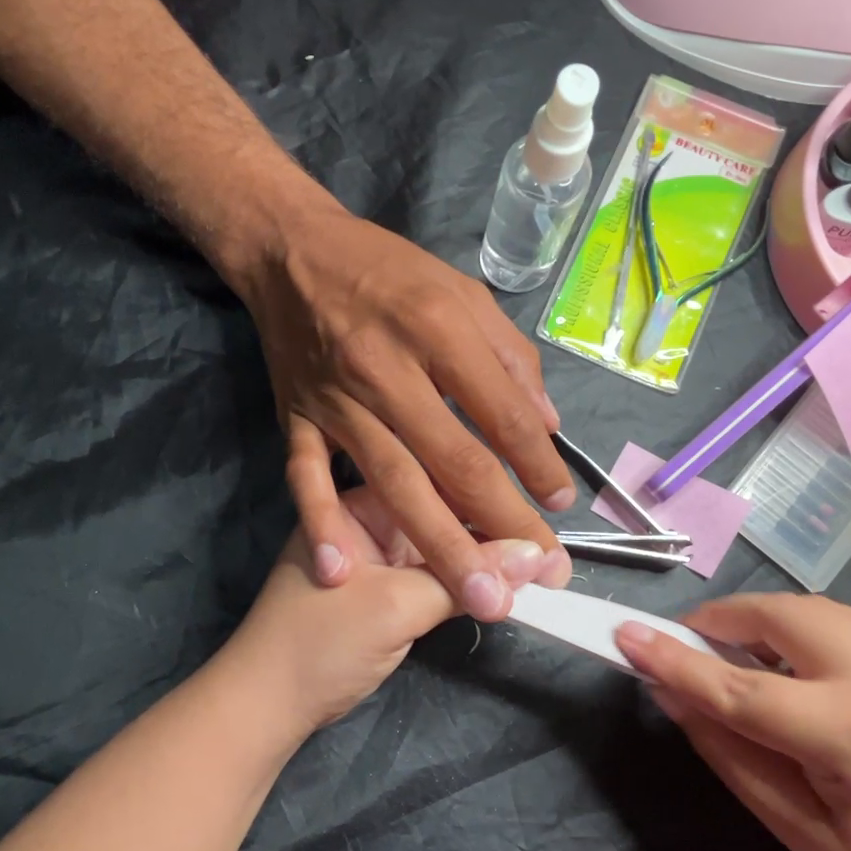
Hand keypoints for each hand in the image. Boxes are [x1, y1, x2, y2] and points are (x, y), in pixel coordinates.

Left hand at [226, 488, 545, 734]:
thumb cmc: (319, 642)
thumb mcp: (395, 607)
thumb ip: (464, 580)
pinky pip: (436, 576)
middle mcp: (373, 519)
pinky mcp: (385, 590)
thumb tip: (537, 559)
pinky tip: (505, 591)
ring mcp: (379, 557)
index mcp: (365, 502)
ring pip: (446, 549)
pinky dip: (467, 585)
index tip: (551, 540)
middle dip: (501, 542)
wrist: (265, 704)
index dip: (498, 514)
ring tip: (544, 580)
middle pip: (448, 518)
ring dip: (488, 566)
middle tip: (557, 568)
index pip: (442, 490)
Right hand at [236, 206, 573, 622]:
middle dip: (502, 524)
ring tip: (477, 598)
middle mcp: (388, 371)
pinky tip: (341, 574)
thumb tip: (545, 427)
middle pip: (454, 461)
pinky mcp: (298, 420)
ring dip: (439, 545)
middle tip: (538, 577)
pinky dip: (321, 524)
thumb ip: (510, 357)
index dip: (538, 463)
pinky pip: (308, 478)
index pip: (500, 412)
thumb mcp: (462, 291)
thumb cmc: (387, 269)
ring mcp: (338, 402)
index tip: (560, 502)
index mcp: (437, 329)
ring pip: (394, 482)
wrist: (291, 252)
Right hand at [614, 594, 850, 850]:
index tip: (621, 635)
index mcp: (850, 733)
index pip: (734, 683)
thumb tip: (674, 695)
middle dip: (717, 621)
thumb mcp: (802, 830)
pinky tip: (785, 664)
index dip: (670, 659)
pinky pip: (840, 623)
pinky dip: (795, 629)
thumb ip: (729, 753)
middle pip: (775, 616)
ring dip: (756, 620)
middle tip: (682, 650)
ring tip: (728, 654)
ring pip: (808, 608)